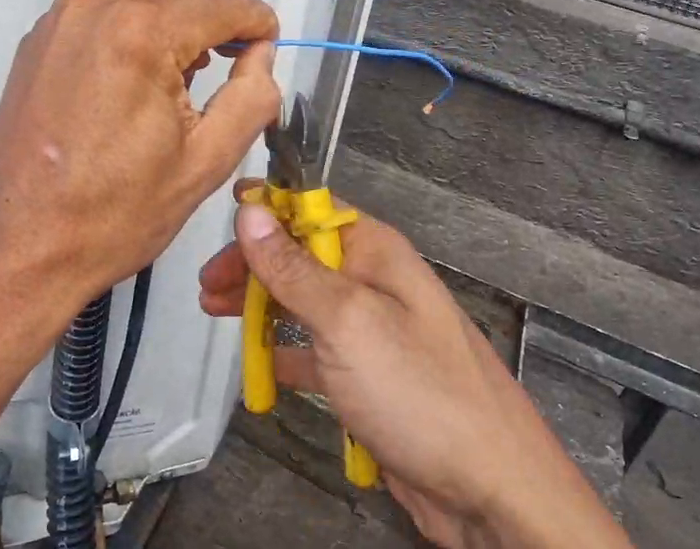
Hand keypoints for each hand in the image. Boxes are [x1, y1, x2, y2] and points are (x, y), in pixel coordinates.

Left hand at [0, 0, 280, 309]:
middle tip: (232, 48)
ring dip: (174, 5)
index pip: (221, 1)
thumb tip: (261, 55)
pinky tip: (140, 71)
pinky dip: (133, 18)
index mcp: (140, 34)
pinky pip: (101, 4)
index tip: (269, 42)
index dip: (257, 20)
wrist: (22, 245)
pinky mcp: (38, 39)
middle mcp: (95, 7)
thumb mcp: (205, 163)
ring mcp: (59, 19)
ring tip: (187, 65)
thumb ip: (250, 97)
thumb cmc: (116, 213)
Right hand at [200, 191, 633, 548]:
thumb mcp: (347, 321)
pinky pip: (316, 353)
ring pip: (304, 304)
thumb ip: (293, 267)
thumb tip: (251, 211)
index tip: (222, 216)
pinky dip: (284, 354)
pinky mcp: (369, 379)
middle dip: (253, 264)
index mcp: (376, 253)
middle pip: (301, 257)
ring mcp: (374, 334)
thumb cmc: (419, 391)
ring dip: (260, 305)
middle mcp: (375, 283)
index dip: (267, 209)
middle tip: (207, 285)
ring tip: (215, 313)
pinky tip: (257, 367)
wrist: (492, 490)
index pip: (313, 210)